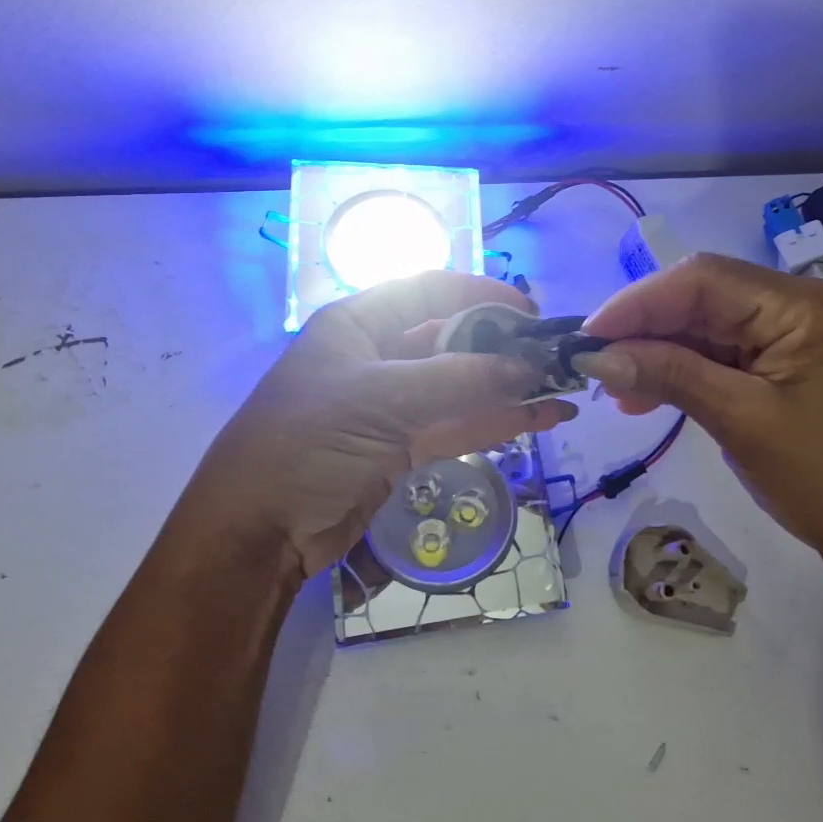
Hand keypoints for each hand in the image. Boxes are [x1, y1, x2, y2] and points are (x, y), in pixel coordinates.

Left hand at [183, 272, 577, 579]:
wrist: (257, 531)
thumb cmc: (306, 443)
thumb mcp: (380, 400)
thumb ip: (458, 381)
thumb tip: (527, 366)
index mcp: (357, 324)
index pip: (429, 291)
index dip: (481, 295)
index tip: (531, 312)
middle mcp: (375, 357)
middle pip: (451, 340)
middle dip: (504, 347)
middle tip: (557, 357)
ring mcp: (389, 406)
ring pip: (461, 387)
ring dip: (509, 388)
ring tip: (565, 390)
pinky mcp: (400, 449)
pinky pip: (457, 426)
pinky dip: (497, 423)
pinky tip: (541, 418)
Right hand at [575, 254, 822, 561]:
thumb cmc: (822, 479)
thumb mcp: (741, 422)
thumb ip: (669, 375)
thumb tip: (596, 357)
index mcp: (800, 306)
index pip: (702, 280)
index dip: (637, 303)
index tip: (586, 336)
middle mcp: (797, 304)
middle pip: (701, 297)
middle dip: (643, 329)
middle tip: (593, 365)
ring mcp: (792, 332)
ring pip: (705, 325)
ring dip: (658, 353)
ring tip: (616, 390)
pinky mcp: (783, 361)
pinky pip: (721, 353)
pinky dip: (682, 370)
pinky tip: (646, 396)